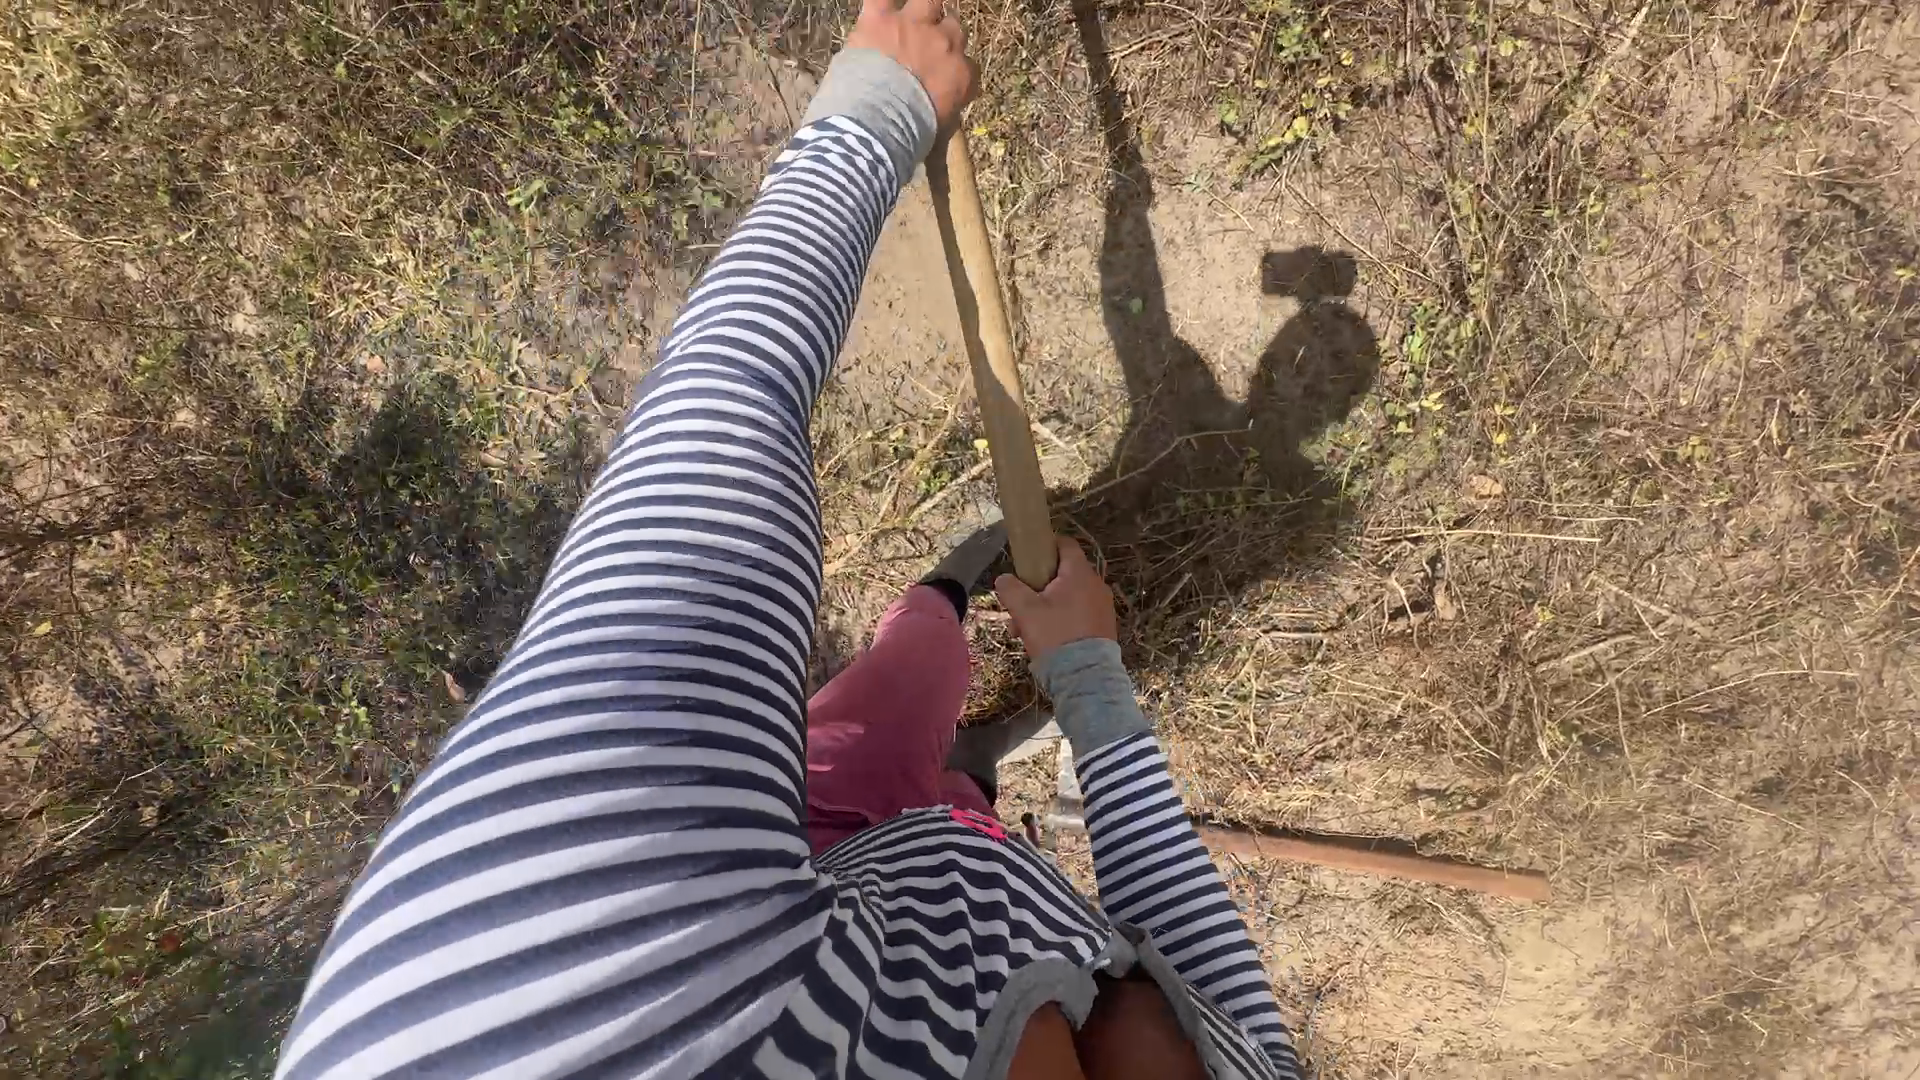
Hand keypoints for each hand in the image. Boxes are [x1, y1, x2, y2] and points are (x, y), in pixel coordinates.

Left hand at [847, 0, 978, 131]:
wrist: (879, 123)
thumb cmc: (911, 138)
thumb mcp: (936, 141)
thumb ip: (941, 134)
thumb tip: (941, 168)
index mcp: (961, 76)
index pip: (968, 69)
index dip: (956, 75)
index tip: (945, 87)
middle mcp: (944, 44)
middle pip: (953, 29)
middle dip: (942, 39)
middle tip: (927, 53)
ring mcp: (912, 25)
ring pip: (928, 0)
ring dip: (924, 8)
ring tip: (912, 20)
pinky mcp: (880, 18)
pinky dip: (882, 2)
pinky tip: (879, 10)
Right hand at [993, 537, 1117, 661]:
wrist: (1085, 677)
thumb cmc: (1055, 636)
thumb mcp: (1025, 611)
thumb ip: (1011, 589)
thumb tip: (1004, 579)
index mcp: (1079, 574)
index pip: (1065, 544)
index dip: (1045, 546)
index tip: (1028, 559)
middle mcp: (1096, 586)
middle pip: (1063, 575)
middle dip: (1037, 588)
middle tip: (1020, 606)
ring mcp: (1103, 607)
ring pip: (1068, 598)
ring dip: (1045, 608)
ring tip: (1024, 630)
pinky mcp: (1104, 627)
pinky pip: (1078, 615)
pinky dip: (1060, 620)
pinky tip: (1044, 641)